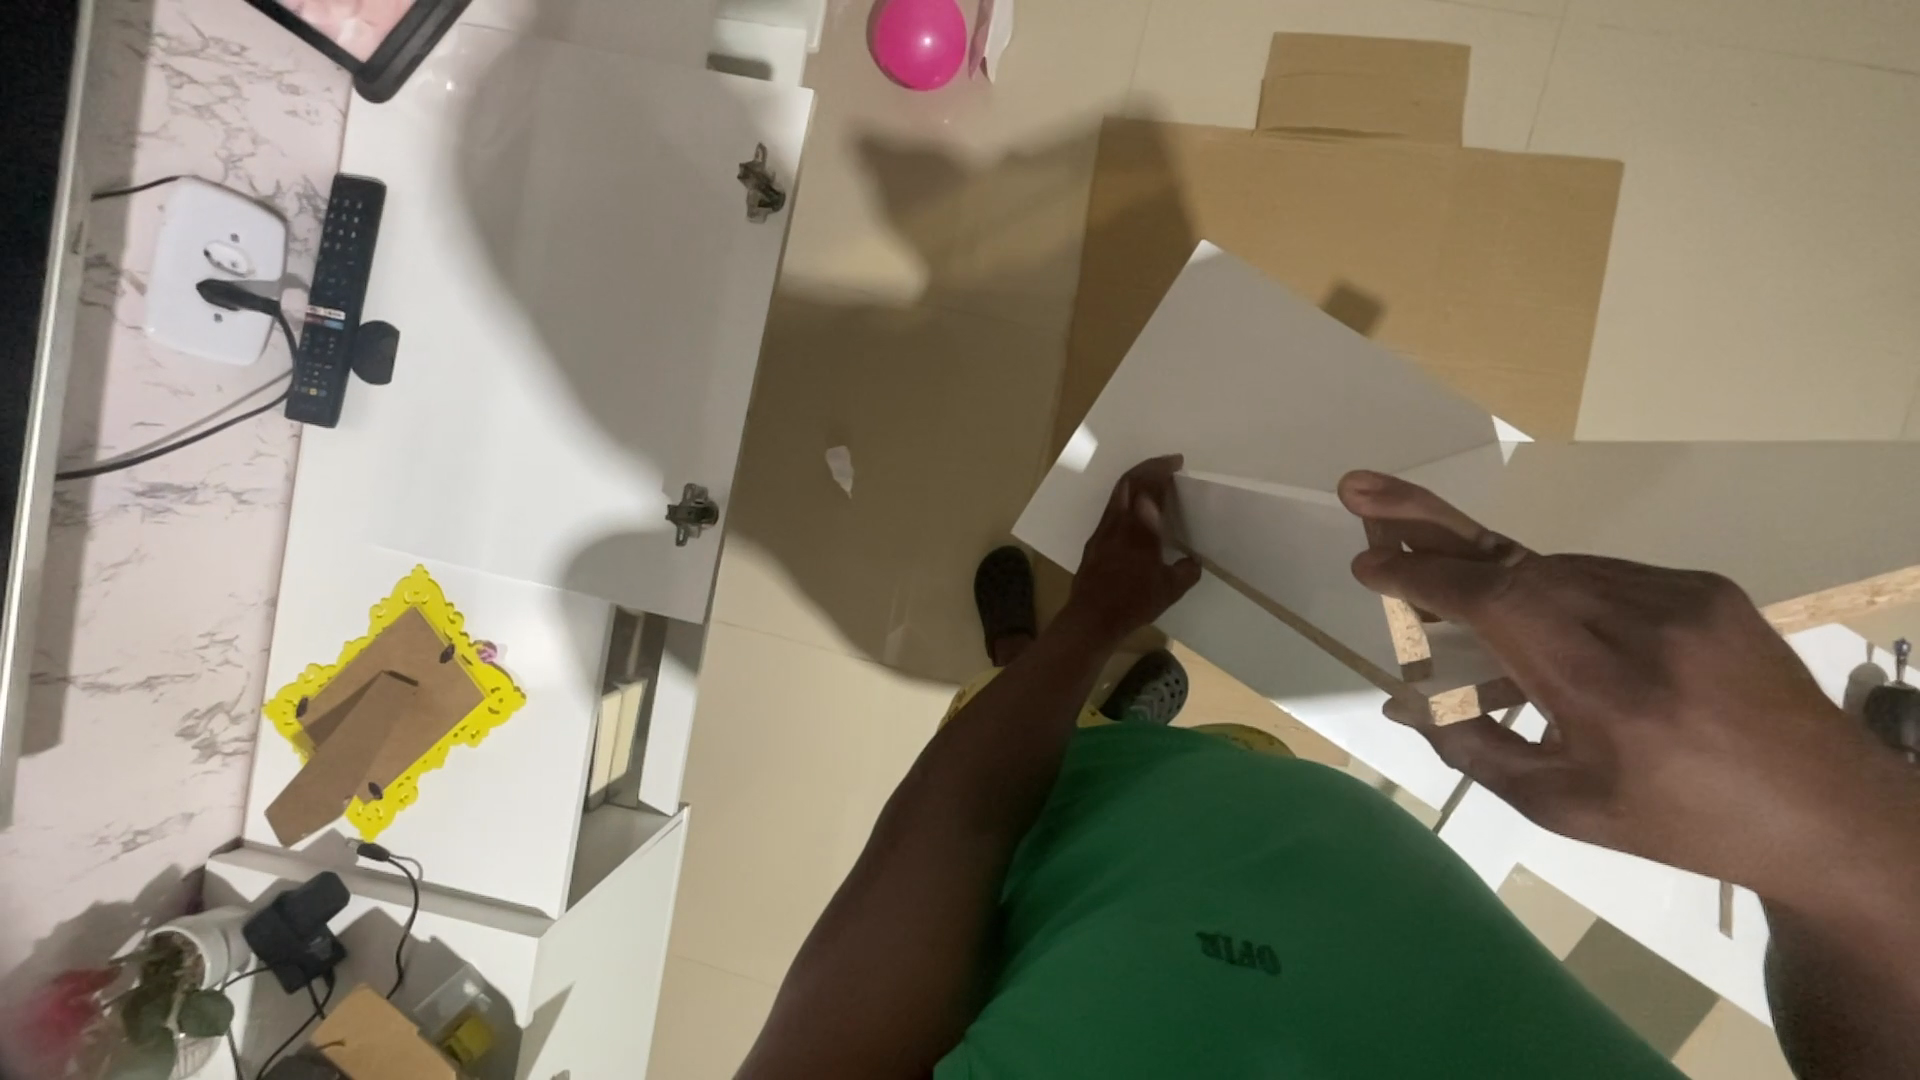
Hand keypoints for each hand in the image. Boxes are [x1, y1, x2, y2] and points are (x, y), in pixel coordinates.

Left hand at [1062, 455, 1200, 648]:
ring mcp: (1102, 532)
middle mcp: (1118, 522)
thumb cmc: (1133, 601)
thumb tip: (1193, 562)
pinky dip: (1125, 502)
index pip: (1149, 486)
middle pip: (1128, 482)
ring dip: (1134, 483)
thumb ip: (1186, 571)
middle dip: (1147, 467)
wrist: (1092, 617)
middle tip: (1165, 465)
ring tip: (1152, 485)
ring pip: (1116, 495)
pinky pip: (1111, 511)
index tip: (1175, 462)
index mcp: (1139, 528)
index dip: (1162, 469)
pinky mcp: (1093, 543)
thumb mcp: (1170, 589)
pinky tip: (1134, 515)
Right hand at [1337, 469, 1919, 910]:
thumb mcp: (1560, 804)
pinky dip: (1537, 585)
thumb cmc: (1679, 823)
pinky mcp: (1702, 588)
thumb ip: (1471, 745)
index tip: (1366, 564)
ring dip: (1478, 567)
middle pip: (1509, 558)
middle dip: (1423, 519)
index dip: (1422, 576)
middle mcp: (1646, 628)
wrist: (1837, 817)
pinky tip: (1526, 616)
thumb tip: (1403, 703)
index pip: (1496, 605)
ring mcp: (1680, 598)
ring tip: (1429, 573)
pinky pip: (1588, 574)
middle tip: (1360, 485)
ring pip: (1543, 565)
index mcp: (1609, 693)